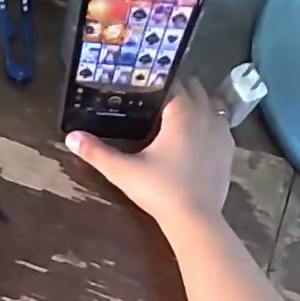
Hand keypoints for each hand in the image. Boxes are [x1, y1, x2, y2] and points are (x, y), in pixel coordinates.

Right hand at [66, 82, 233, 235]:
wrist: (196, 220)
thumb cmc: (159, 190)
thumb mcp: (123, 171)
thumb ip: (96, 152)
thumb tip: (70, 137)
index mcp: (182, 112)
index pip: (172, 81)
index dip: (158, 80)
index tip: (143, 84)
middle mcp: (207, 115)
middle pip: (195, 88)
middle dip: (178, 89)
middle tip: (156, 98)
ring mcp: (222, 133)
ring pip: (212, 104)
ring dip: (197, 103)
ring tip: (177, 114)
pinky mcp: (229, 151)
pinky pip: (221, 126)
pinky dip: (209, 124)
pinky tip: (197, 136)